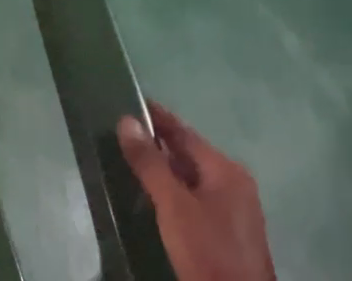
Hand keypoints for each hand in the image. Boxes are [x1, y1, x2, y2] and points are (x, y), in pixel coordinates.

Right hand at [117, 103, 275, 280]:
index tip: (125, 100)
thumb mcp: (173, 205)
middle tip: (118, 132)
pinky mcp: (227, 231)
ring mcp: (233, 209)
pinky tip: (151, 195)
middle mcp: (234, 183)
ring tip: (127, 160)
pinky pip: (195, 197)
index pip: (183, 132)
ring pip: (191, 177)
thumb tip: (127, 120)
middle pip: (188, 153)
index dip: (155, 116)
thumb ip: (150, 163)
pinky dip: (172, 190)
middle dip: (156, 143)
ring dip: (162, 168)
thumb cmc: (207, 251)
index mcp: (226, 171)